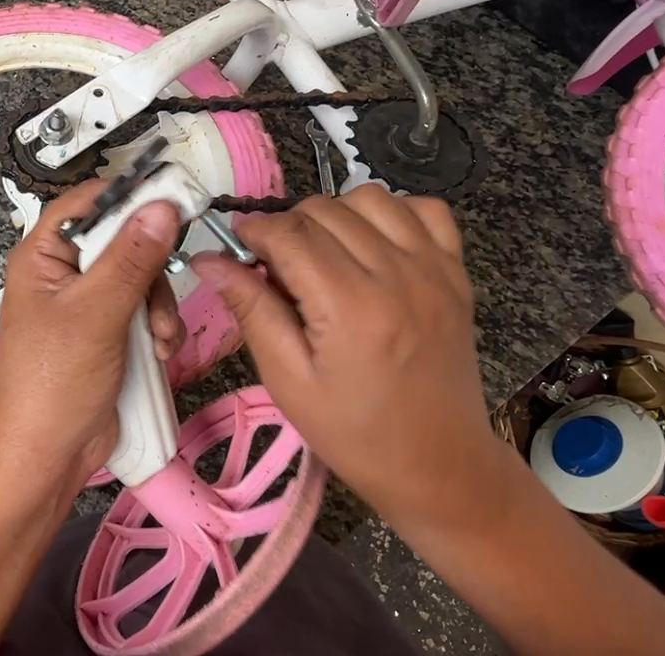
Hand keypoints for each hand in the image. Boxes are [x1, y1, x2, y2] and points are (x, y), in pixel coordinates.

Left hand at [0, 182, 183, 499]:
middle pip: (122, 240)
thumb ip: (132, 259)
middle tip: (163, 296)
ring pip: (140, 277)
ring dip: (159, 307)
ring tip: (160, 341)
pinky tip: (160, 353)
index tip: (176, 199)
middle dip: (150, 270)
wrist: (46, 457)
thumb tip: (162, 204)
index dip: (130, 196)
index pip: (88, 202)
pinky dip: (158, 329)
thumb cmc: (55, 380)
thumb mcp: (96, 314)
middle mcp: (62, 271)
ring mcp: (86, 303)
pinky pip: (143, 311)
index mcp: (42, 254)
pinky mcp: (107, 332)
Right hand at [191, 186, 504, 524]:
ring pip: (370, 197)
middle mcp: (396, 275)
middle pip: (324, 209)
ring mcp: (434, 270)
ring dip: (336, 214)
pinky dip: (393, 213)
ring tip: (324, 254)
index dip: (254, 232)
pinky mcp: (457, 273)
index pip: (288, 232)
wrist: (441, 467)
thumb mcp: (287, 380)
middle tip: (280, 268)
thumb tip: (207, 259)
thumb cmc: (355, 432)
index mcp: (350, 306)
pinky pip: (425, 208)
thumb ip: (250, 309)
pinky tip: (374, 244)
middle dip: (289, 226)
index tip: (241, 250)